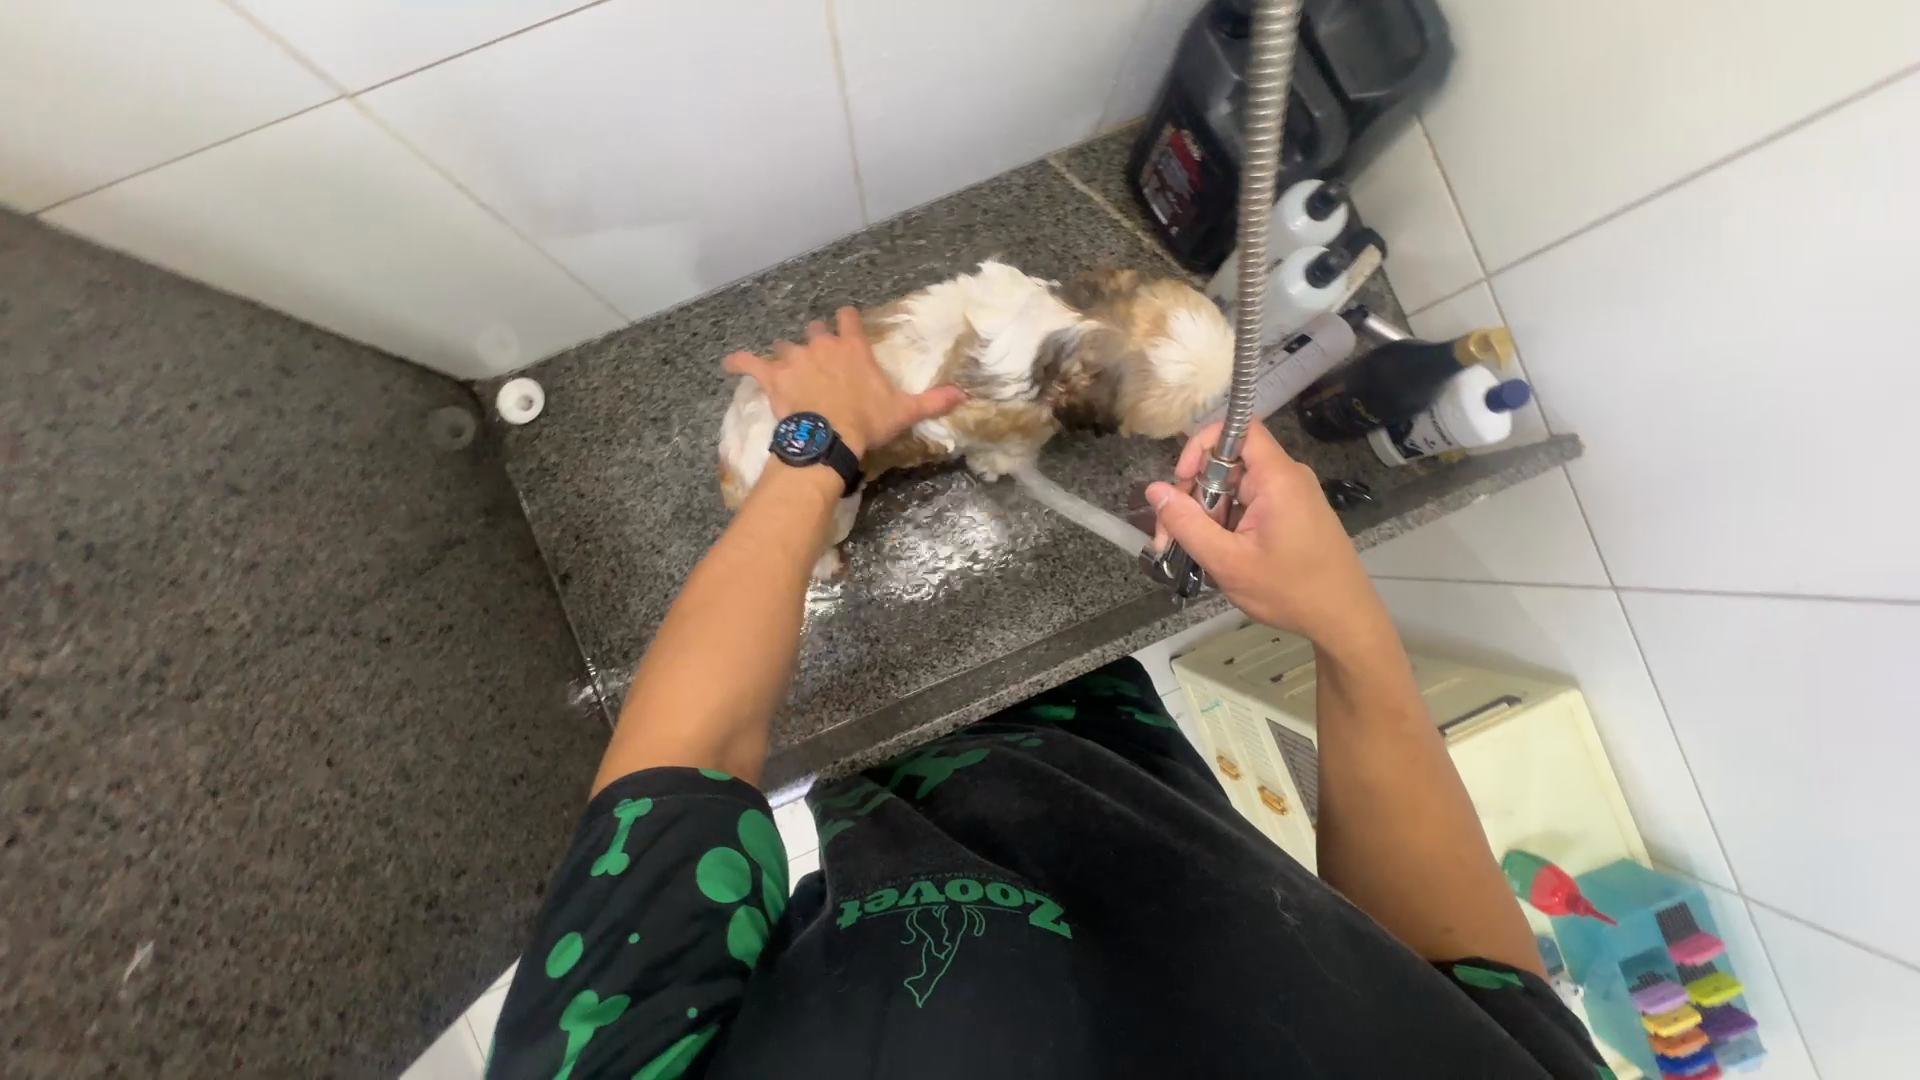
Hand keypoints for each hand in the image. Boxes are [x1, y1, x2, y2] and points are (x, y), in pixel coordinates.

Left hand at [723, 307, 965, 457]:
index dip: (846, 320)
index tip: (845, 323)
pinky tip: (730, 363)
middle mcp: (821, 344)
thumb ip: (933, 400)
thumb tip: (965, 395)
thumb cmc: (867, 421)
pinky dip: (739, 362)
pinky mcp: (771, 376)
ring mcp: (794, 358)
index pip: (848, 319)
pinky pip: (749, 362)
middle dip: (815, 339)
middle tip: (818, 356)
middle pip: (814, 329)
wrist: (830, 437)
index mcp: (852, 347)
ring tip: (785, 367)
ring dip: (786, 354)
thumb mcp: (904, 411)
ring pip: (785, 345)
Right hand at [1147, 421, 1389, 651]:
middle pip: (1227, 464)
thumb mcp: (1228, 561)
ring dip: (1208, 514)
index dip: (1202, 444)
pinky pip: (1249, 504)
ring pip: (1234, 488)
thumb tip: (1153, 490)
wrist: (1344, 619)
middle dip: (1194, 494)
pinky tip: (1219, 553)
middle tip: (1172, 535)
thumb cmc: (1289, 590)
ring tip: (1195, 552)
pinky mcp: (1291, 513)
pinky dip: (1227, 523)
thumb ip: (1187, 524)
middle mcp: (1286, 477)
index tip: (1182, 479)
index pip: (1238, 429)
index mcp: (1277, 478)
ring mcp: (1290, 496)